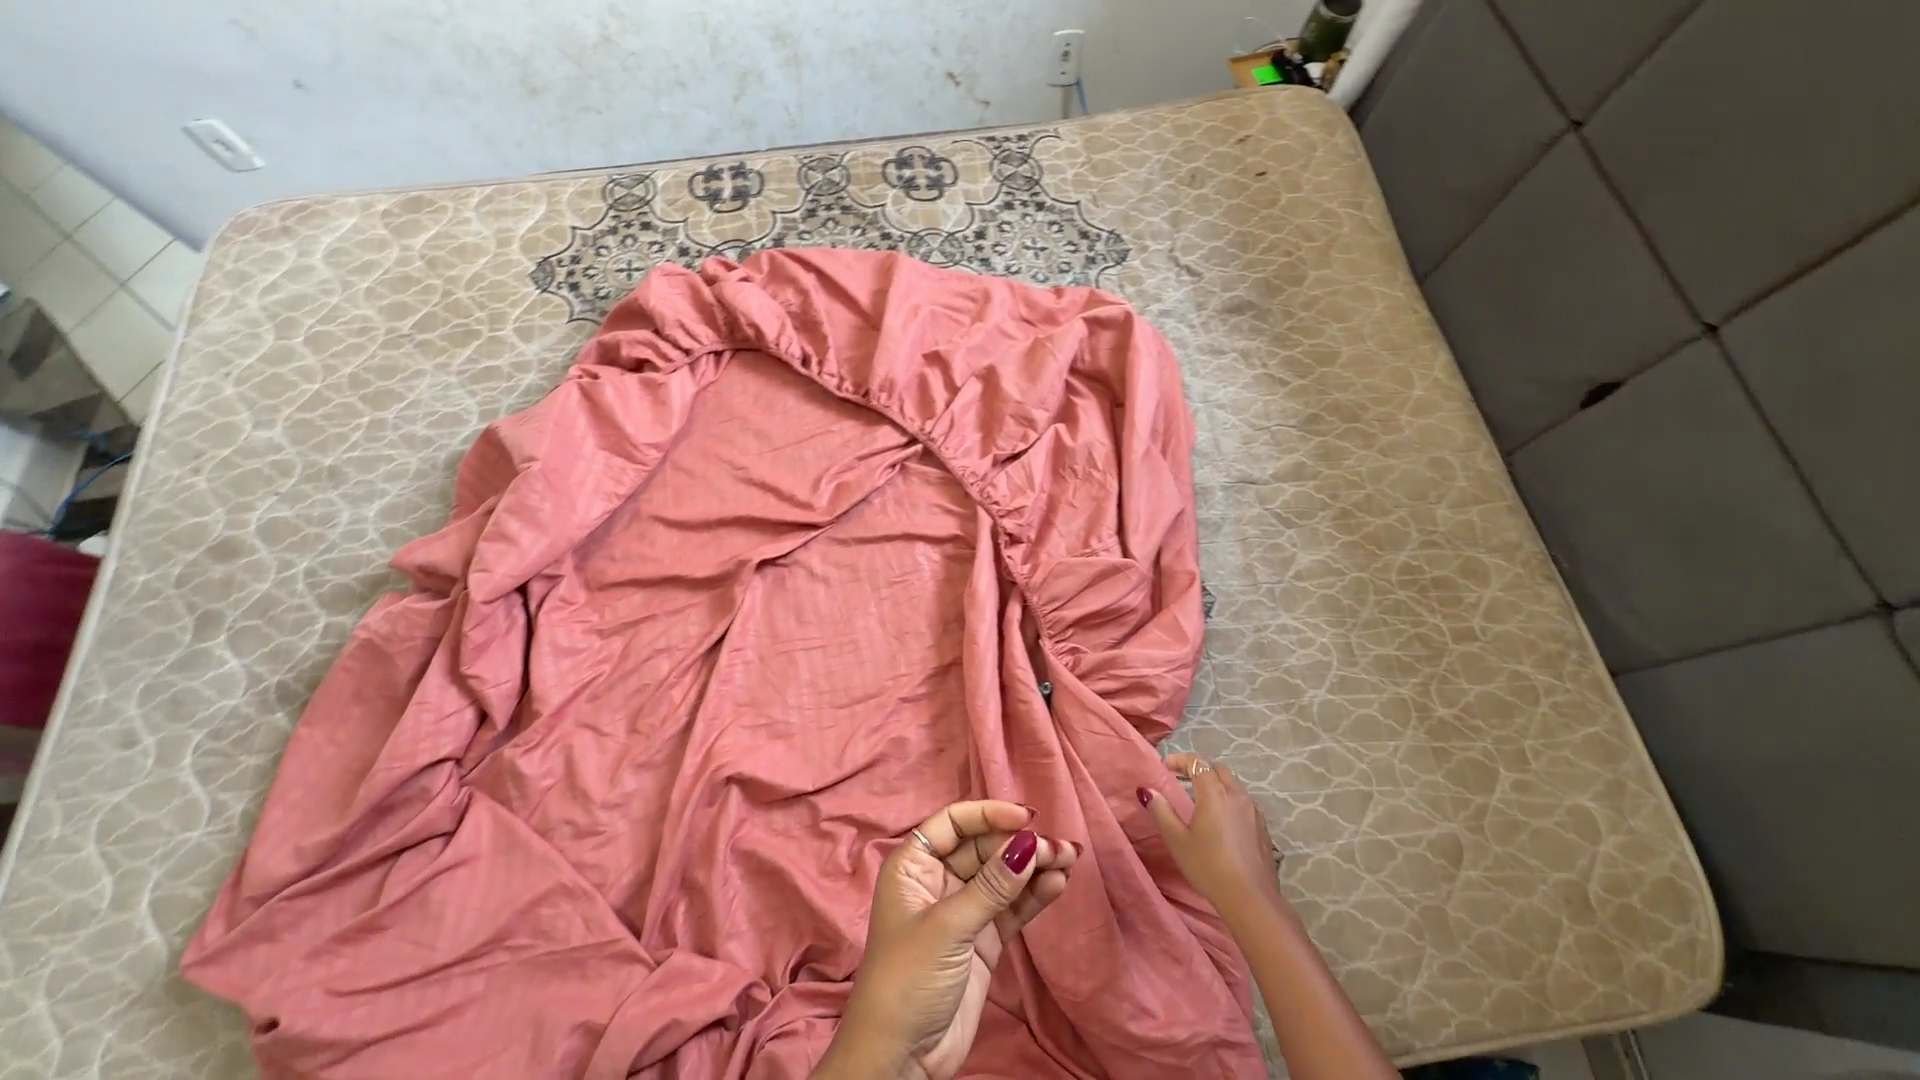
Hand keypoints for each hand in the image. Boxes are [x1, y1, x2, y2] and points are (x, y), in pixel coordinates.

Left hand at [815, 801, 1079, 1079]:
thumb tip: (1028, 843)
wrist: (900, 1057)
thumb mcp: (947, 927)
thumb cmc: (907, 980)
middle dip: (1019, 845)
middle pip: (983, 848)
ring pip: (1002, 877)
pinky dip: (1034, 896)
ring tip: (1070, 860)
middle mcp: (936, 881)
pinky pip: (1012, 908)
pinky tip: (1058, 884)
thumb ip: (991, 886)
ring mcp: (962, 912)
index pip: (953, 824)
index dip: (988, 814)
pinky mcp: (982, 941)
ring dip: (1035, 868)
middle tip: (1057, 848)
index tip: (1026, 818)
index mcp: (912, 866)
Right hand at [1140, 754, 1285, 918]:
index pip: (1198, 763)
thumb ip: (1162, 811)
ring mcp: (1254, 811)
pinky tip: (1222, 821)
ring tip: (1200, 799)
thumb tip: (1148, 791)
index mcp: (1215, 794)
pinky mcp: (1263, 827)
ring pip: (1233, 786)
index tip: (1165, 766)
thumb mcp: (1178, 840)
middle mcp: (1237, 796)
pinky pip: (1244, 803)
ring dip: (1216, 784)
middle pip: (1218, 770)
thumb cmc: (1208, 867)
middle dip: (1199, 769)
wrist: (1251, 898)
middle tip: (1181, 779)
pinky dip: (1229, 800)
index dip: (1180, 760)